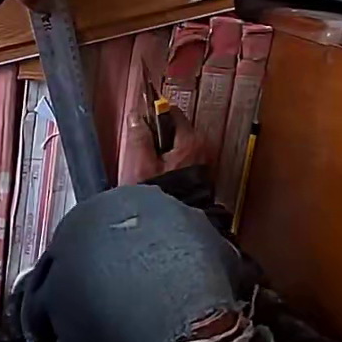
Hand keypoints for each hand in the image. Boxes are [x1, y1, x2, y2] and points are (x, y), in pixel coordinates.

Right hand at [120, 61, 210, 186]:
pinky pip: (183, 161)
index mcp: (191, 141)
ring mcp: (204, 165)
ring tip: (148, 165)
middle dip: (158, 134)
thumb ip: (139, 135)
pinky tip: (158, 176)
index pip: (173, 112)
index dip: (155, 112)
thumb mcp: (141, 163)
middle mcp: (203, 150)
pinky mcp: (200, 178)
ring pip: (178, 146)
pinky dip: (170, 163)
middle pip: (177, 129)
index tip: (142, 117)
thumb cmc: (159, 196)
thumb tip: (137, 117)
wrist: (171, 229)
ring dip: (163, 150)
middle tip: (141, 146)